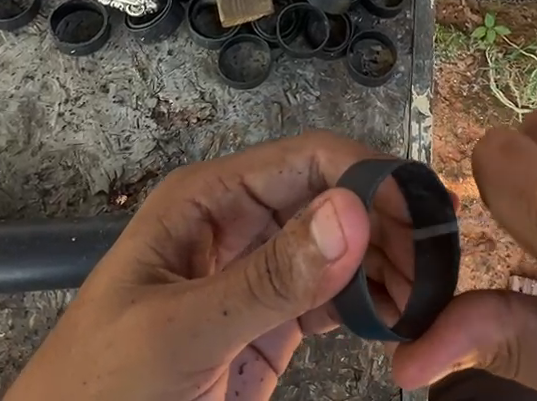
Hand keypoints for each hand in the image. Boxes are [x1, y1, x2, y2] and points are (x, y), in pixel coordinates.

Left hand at [4, 131, 416, 400]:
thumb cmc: (101, 392)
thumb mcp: (180, 333)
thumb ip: (266, 279)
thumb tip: (353, 211)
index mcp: (211, 199)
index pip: (307, 159)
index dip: (369, 174)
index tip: (424, 210)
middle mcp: (241, 224)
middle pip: (332, 199)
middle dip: (386, 223)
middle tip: (436, 264)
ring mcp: (259, 275)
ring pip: (340, 249)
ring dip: (386, 263)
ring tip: (428, 295)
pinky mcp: (272, 325)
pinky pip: (333, 299)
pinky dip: (370, 305)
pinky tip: (400, 319)